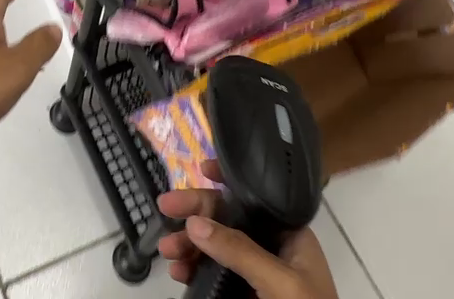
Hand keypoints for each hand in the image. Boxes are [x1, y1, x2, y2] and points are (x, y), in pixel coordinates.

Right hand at [156, 161, 338, 298]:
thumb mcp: (279, 282)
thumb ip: (239, 250)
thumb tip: (194, 222)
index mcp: (289, 235)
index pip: (256, 196)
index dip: (229, 179)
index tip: (201, 167)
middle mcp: (272, 248)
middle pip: (227, 219)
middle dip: (195, 214)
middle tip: (163, 208)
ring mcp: (257, 273)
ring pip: (215, 247)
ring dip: (189, 245)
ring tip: (166, 251)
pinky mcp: (244, 295)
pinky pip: (214, 274)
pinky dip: (195, 270)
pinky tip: (179, 272)